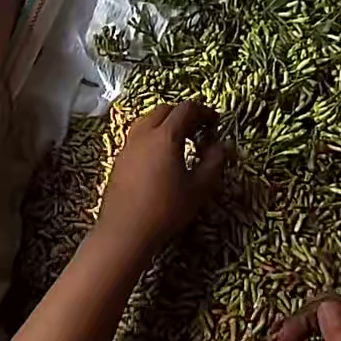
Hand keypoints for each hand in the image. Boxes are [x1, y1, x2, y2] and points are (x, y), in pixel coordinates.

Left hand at [95, 102, 226, 253]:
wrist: (125, 231)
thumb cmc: (166, 209)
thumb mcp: (199, 188)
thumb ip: (213, 162)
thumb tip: (221, 146)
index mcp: (166, 136)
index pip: (186, 109)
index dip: (204, 111)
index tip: (215, 122)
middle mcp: (144, 134)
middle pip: (164, 110)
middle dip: (184, 114)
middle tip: (198, 130)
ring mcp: (128, 145)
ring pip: (147, 121)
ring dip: (165, 124)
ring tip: (179, 142)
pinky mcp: (119, 159)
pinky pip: (137, 136)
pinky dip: (152, 136)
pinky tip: (159, 158)